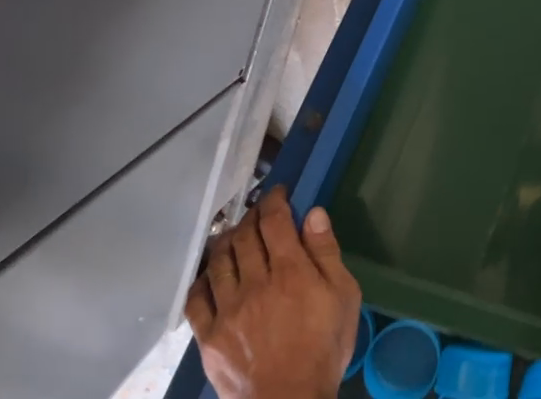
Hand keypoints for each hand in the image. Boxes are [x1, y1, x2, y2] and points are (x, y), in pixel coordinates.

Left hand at [187, 185, 363, 398]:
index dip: (274, 201)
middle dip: (251, 217)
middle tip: (259, 213)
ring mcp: (228, 310)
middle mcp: (255, 283)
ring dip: (226, 241)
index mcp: (290, 271)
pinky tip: (210, 274)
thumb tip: (313, 214)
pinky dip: (202, 279)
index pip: (275, 221)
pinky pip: (196, 299)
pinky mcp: (209, 336)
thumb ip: (327, 253)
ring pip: (219, 261)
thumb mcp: (344, 296)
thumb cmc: (325, 347)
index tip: (278, 193)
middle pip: (244, 236)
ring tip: (234, 236)